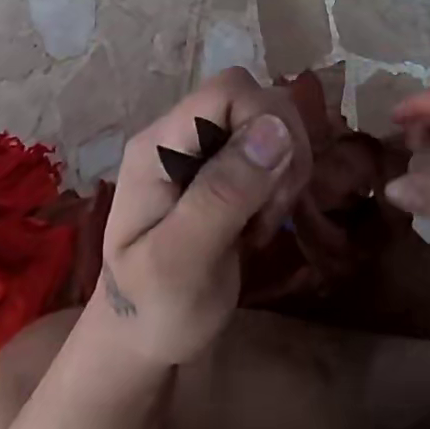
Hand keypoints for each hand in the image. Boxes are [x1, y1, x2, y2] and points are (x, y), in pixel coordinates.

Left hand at [96, 68, 311, 366]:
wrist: (143, 338)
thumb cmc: (152, 308)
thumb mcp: (181, 260)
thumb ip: (222, 193)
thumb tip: (275, 126)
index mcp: (158, 145)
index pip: (227, 90)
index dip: (265, 123)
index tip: (269, 188)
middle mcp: (180, 136)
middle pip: (254, 99)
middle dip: (281, 149)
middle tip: (270, 212)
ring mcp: (202, 154)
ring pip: (269, 124)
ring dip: (285, 170)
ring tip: (262, 224)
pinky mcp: (224, 174)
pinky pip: (271, 154)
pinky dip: (282, 184)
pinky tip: (263, 225)